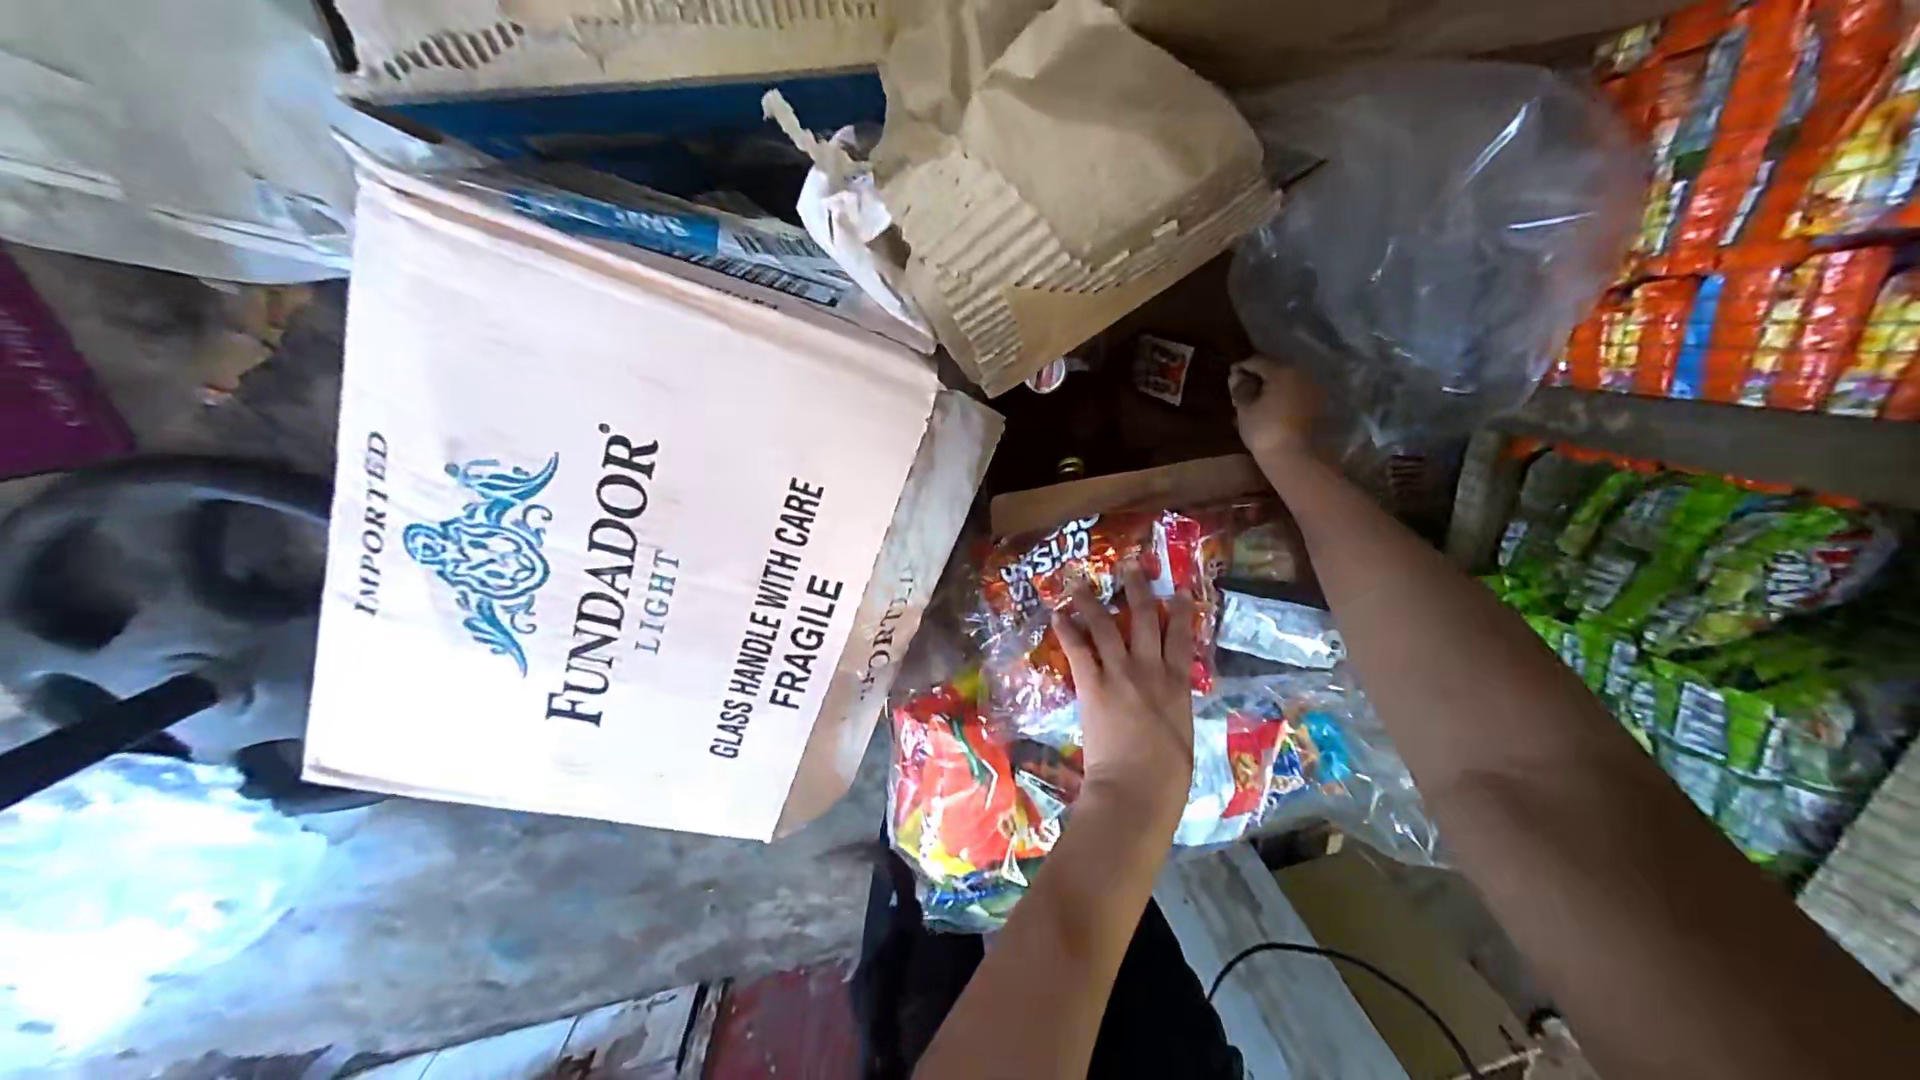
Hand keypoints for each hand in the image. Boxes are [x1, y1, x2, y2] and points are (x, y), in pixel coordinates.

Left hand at [1051, 564, 1195, 821]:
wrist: (1137, 789)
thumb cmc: (1167, 776)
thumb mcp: (1182, 736)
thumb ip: (1174, 711)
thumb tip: (1169, 703)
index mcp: (1178, 685)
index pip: (1182, 639)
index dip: (1182, 611)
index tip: (1179, 589)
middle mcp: (1151, 670)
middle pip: (1146, 619)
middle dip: (1138, 588)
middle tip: (1130, 564)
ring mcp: (1121, 674)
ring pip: (1107, 626)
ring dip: (1092, 600)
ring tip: (1079, 579)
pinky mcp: (1093, 685)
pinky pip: (1079, 649)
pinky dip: (1068, 629)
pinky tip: (1058, 613)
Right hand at [1231, 355, 1321, 458]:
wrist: (1294, 457)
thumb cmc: (1264, 430)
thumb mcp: (1245, 408)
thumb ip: (1240, 389)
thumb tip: (1237, 376)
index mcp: (1282, 371)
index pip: (1257, 361)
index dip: (1242, 367)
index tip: (1231, 375)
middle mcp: (1301, 374)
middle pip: (1275, 369)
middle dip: (1258, 376)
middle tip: (1242, 388)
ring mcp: (1312, 389)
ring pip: (1286, 381)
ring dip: (1270, 387)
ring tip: (1255, 399)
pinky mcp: (1316, 405)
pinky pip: (1294, 393)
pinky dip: (1280, 397)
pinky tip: (1269, 407)